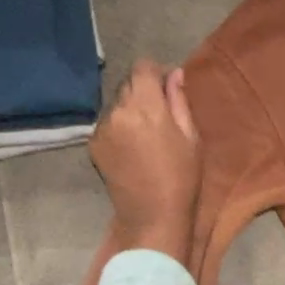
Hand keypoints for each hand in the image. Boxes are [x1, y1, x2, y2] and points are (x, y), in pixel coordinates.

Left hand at [91, 60, 199, 259]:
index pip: (143, 67)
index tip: (168, 88)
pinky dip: (118, 128)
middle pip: (128, 84)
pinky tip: (132, 150)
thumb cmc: (182, 179)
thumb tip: (174, 74)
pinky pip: (107, 125)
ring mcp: (102, 128)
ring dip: (129, 110)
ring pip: (116, 105)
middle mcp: (118, 110)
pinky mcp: (94, 145)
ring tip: (145, 135)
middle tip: (160, 115)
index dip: (156, 73)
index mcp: (146, 106)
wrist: (153, 217)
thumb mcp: (191, 138)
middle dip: (143, 92)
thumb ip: (179, 101)